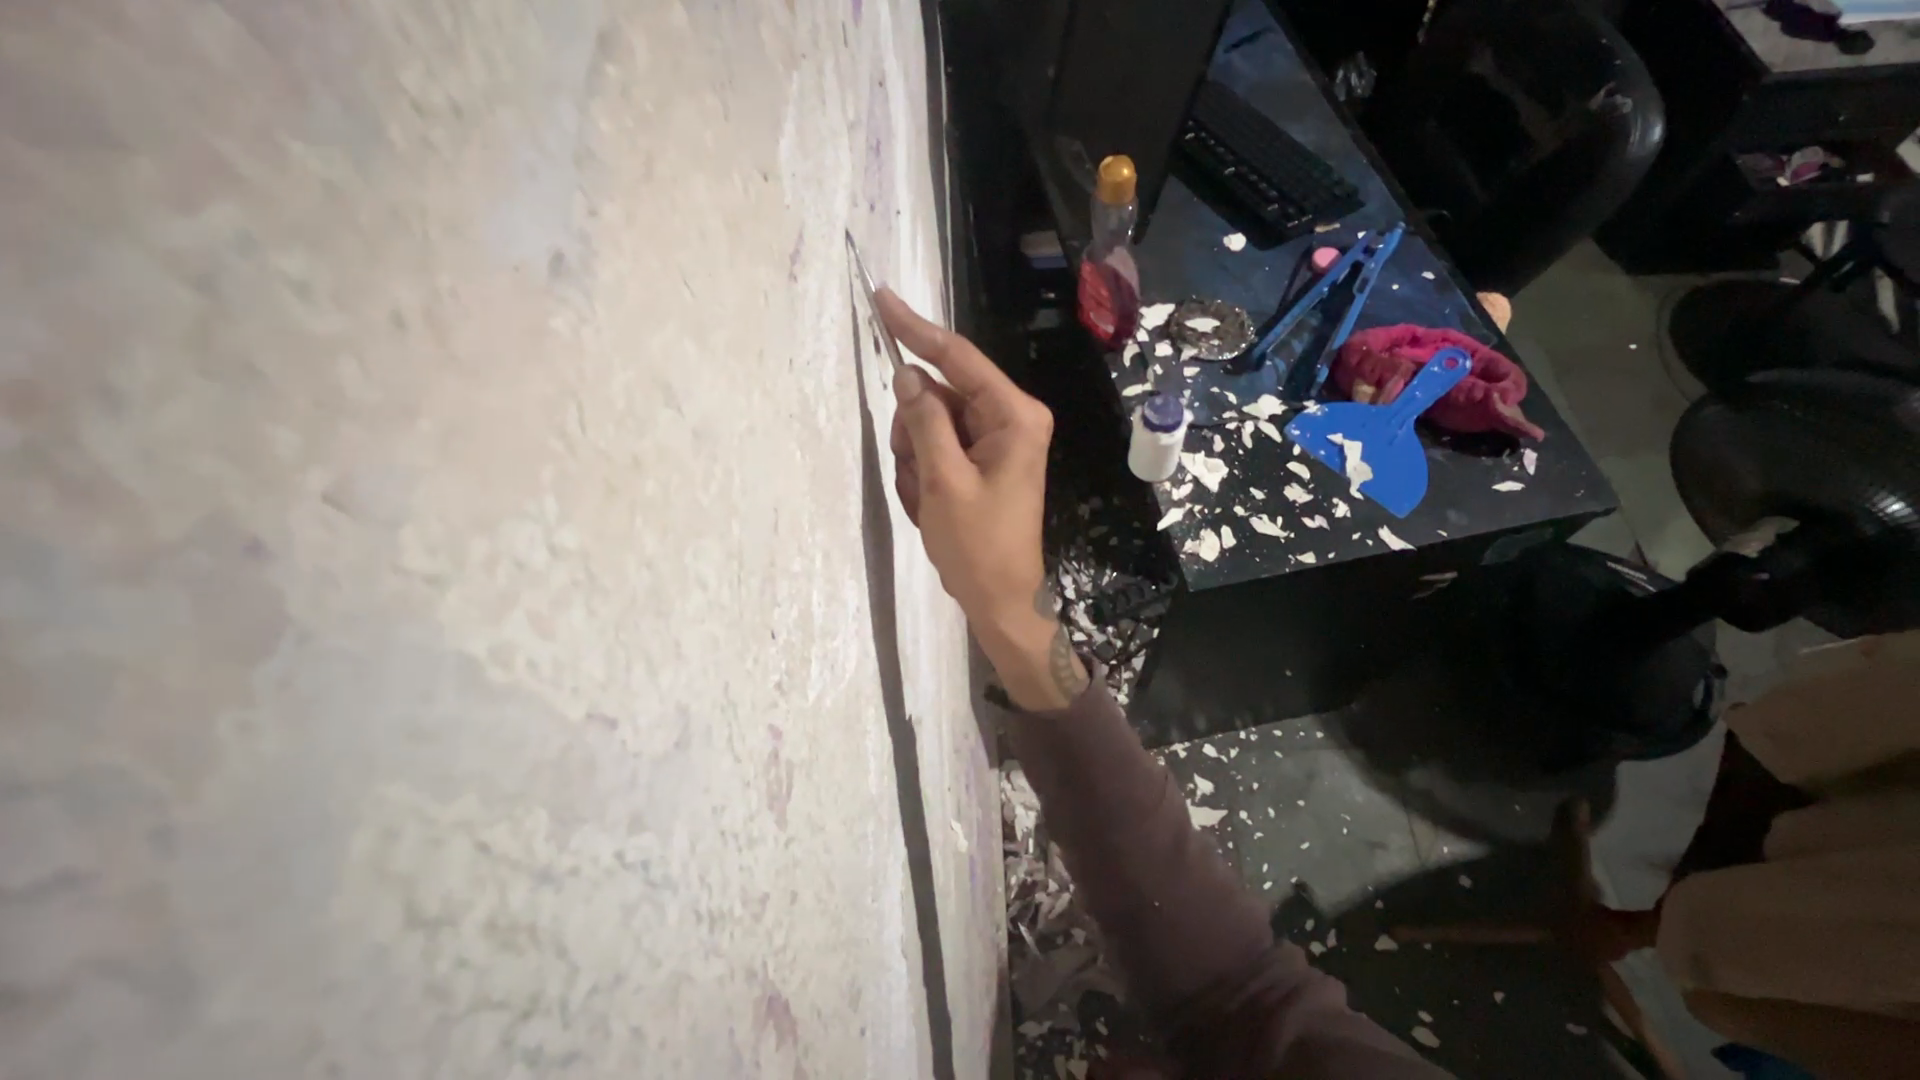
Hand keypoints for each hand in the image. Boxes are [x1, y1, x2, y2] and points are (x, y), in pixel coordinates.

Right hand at [877, 289, 1088, 709]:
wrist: (1000, 598)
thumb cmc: (978, 544)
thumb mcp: (943, 481)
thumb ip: (924, 421)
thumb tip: (907, 374)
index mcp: (1014, 416)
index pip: (958, 359)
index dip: (917, 330)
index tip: (883, 298)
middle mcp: (1009, 418)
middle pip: (939, 393)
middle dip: (915, 430)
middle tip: (918, 474)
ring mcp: (995, 440)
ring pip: (931, 421)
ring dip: (916, 458)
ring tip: (929, 499)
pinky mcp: (982, 461)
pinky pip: (937, 448)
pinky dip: (923, 472)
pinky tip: (931, 505)